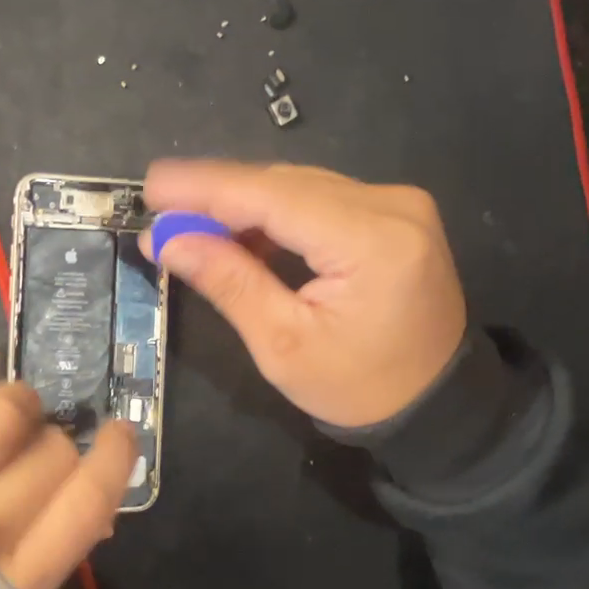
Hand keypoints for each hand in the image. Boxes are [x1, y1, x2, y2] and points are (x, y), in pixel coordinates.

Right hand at [143, 160, 467, 428]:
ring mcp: (398, 204)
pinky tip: (238, 233)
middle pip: (284, 185)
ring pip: (299, 187)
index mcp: (371, 241)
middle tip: (160, 211)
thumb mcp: (283, 345)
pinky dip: (274, 213)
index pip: (272, 197)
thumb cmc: (358, 388)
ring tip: (188, 223)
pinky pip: (319, 199)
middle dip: (217, 196)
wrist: (437, 404)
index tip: (151, 185)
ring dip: (242, 204)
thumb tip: (168, 241)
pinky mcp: (394, 213)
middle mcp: (391, 206)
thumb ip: (229, 282)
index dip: (206, 188)